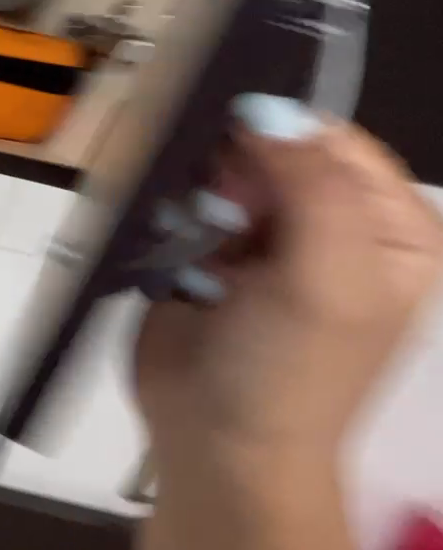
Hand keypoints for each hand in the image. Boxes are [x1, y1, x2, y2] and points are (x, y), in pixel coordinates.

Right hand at [133, 96, 442, 468]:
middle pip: (269, 160)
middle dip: (228, 174)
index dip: (281, 135)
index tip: (226, 147)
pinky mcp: (199, 265)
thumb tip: (265, 111)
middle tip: (211, 213)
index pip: (336, 146)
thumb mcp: (324, 276)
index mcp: (387, 230)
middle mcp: (326, 232)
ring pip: (216, 186)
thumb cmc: (289, 365)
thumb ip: (309, 188)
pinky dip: (163, 225)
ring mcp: (258, 249)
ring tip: (185, 240)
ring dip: (190, 202)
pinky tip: (162, 249)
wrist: (218, 438)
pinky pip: (178, 219)